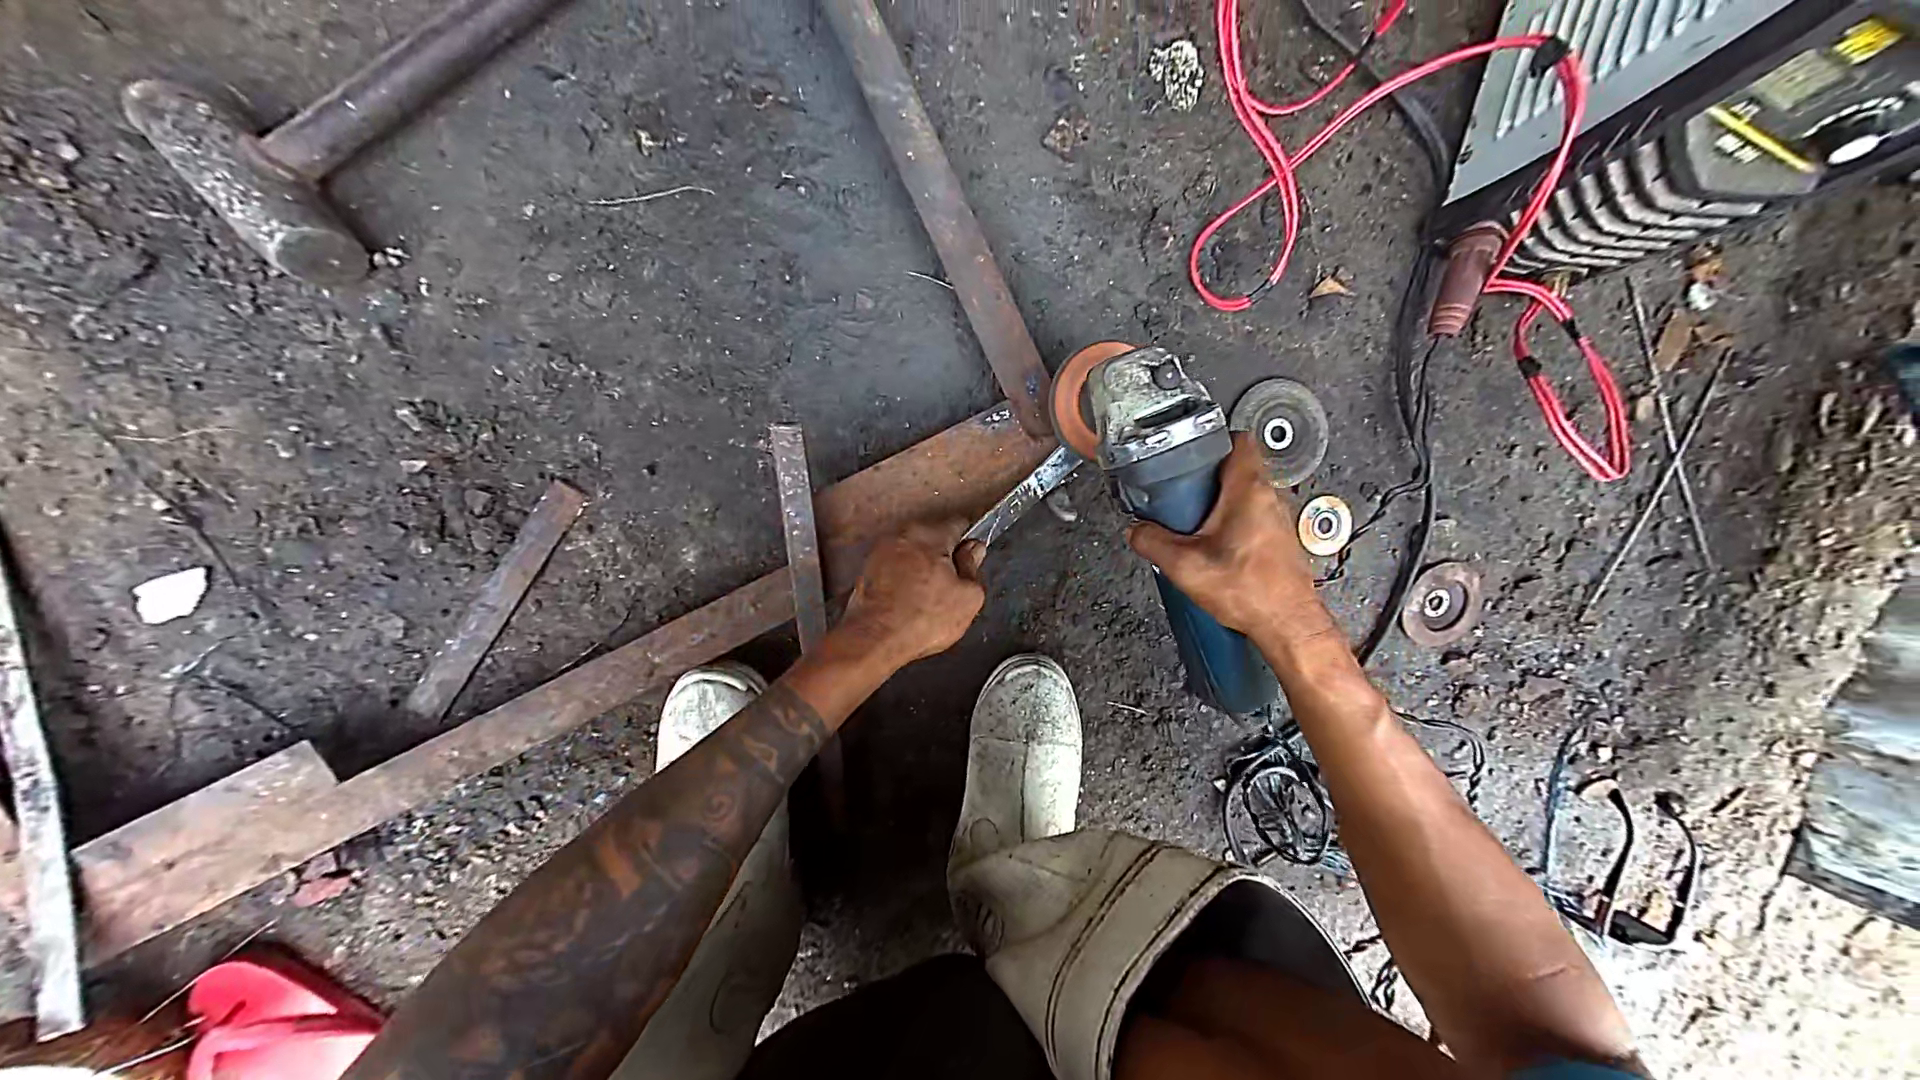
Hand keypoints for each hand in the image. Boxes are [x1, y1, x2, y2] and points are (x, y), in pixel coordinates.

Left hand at [837, 518, 985, 668]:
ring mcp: (880, 553)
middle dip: (944, 559)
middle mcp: (902, 536)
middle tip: (952, 588)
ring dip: (921, 571)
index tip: (973, 558)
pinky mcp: (867, 572)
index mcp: (930, 534)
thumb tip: (973, 552)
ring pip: (912, 556)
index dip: (970, 543)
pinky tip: (909, 605)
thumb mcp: (969, 597)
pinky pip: (894, 571)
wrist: (875, 640)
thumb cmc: (919, 620)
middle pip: (933, 539)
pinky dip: (903, 583)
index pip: (959, 523)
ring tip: (927, 602)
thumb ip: (974, 567)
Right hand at [1125, 433, 1337, 652]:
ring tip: (1193, 523)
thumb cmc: (1251, 592)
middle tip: (1181, 493)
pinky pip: (1251, 517)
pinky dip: (1230, 523)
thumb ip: (1151, 542)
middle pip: (1237, 468)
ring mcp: (1277, 519)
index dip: (1213, 440)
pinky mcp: (1278, 539)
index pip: (1239, 440)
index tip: (1192, 450)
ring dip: (1219, 502)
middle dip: (1207, 477)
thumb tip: (1136, 531)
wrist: (1286, 624)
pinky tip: (1212, 546)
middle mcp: (1269, 498)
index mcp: (1249, 491)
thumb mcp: (1183, 565)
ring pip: (1244, 494)